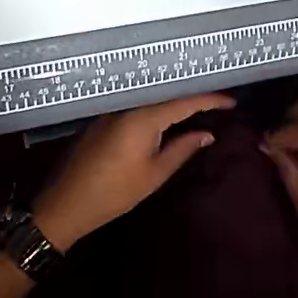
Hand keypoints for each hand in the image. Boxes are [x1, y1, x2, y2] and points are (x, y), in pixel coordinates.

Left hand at [32, 93, 235, 248]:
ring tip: (199, 109)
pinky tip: (168, 119)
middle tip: (219, 103)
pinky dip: (156, 110)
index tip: (232, 101)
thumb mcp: (154, 174)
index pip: (184, 101)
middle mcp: (127, 106)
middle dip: (194, 97)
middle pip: (167, 95)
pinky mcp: (103, 120)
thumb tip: (207, 134)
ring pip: (151, 100)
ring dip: (174, 103)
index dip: (210, 100)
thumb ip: (182, 149)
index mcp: (143, 118)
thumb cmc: (114, 192)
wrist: (65, 203)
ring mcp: (112, 111)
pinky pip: (137, 107)